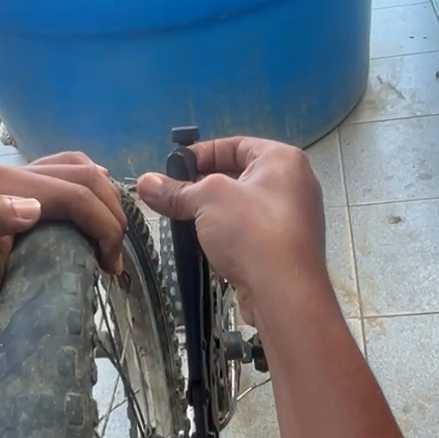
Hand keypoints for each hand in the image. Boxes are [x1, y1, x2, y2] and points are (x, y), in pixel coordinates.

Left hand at [0, 151, 126, 352]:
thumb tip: (32, 207)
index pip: (72, 193)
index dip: (101, 225)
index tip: (105, 268)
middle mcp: (9, 172)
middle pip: (85, 178)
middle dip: (111, 217)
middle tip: (112, 261)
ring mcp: (25, 174)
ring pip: (88, 172)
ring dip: (109, 207)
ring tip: (109, 245)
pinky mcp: (36, 181)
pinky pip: (79, 172)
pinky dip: (99, 194)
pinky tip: (100, 221)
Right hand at [135, 137, 328, 316]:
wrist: (285, 292)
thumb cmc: (252, 232)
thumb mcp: (207, 200)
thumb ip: (176, 190)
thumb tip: (145, 183)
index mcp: (282, 159)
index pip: (235, 145)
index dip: (201, 153)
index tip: (172, 168)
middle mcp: (293, 184)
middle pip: (238, 176)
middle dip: (203, 186)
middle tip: (173, 197)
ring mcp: (292, 220)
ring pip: (243, 208)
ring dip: (213, 214)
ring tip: (184, 221)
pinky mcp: (285, 250)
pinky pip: (250, 233)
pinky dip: (228, 236)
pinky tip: (207, 246)